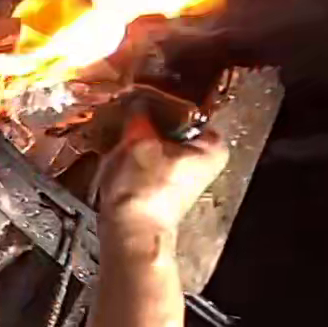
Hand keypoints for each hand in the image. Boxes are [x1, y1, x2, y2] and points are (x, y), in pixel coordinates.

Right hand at [96, 112, 228, 236]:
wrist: (131, 228)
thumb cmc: (142, 185)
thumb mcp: (137, 142)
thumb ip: (138, 117)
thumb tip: (135, 98)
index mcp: (212, 146)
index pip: (186, 112)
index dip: (159, 104)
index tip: (136, 99)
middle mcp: (205, 161)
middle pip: (171, 130)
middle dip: (146, 124)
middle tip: (122, 117)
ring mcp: (184, 176)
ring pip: (158, 146)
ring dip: (137, 140)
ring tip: (116, 134)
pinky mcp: (164, 188)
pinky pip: (149, 161)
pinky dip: (134, 157)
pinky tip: (116, 156)